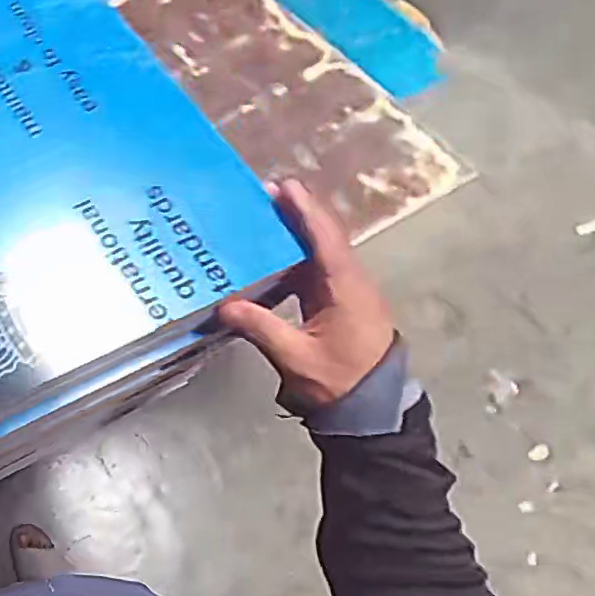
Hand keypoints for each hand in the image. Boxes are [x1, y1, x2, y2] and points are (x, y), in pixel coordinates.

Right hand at [217, 180, 394, 408]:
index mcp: (347, 290)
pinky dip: (290, 259)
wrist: (370, 408)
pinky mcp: (335, 305)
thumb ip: (260, 328)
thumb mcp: (295, 357)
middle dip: (296, 215)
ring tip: (262, 219)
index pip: (325, 241)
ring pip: (317, 254)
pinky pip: (312, 272)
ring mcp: (345, 294)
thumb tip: (224, 305)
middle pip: (323, 239)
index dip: (304, 213)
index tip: (284, 188)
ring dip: (292, 235)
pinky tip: (268, 258)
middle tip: (264, 195)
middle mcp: (349, 284)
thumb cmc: (338, 381)